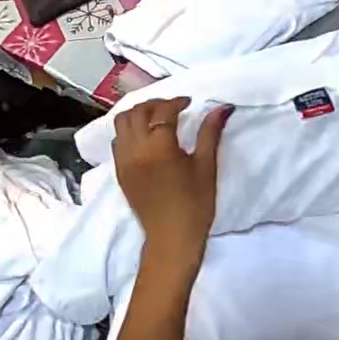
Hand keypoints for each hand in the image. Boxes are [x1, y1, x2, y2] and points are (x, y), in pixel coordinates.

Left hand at [113, 97, 231, 259]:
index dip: (176, 102)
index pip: (163, 111)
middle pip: (137, 112)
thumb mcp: (206, 167)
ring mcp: (123, 160)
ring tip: (155, 118)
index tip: (188, 103)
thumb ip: (209, 134)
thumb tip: (221, 108)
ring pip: (121, 123)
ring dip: (137, 114)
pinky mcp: (119, 171)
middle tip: (172, 108)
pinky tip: (143, 137)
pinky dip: (127, 131)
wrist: (171, 237)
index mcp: (159, 146)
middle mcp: (136, 149)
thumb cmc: (195, 204)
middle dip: (154, 104)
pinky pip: (117, 141)